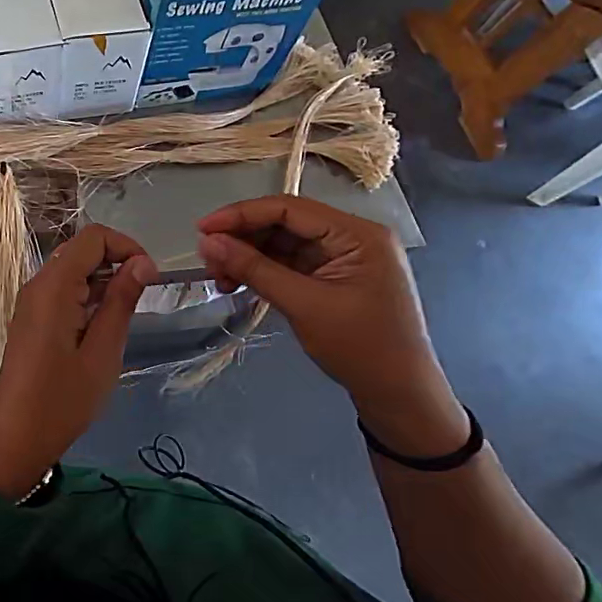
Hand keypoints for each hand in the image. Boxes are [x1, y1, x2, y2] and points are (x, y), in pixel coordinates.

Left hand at [0, 224, 156, 496]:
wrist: (18, 436)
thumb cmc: (64, 398)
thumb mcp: (103, 351)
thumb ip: (121, 301)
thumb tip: (142, 263)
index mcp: (53, 287)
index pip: (93, 237)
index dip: (126, 247)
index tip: (150, 277)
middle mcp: (37, 285)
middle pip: (81, 250)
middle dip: (116, 263)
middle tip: (140, 298)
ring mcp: (30, 302)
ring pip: (72, 271)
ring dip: (102, 282)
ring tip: (121, 318)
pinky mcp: (31, 318)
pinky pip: (62, 292)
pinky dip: (86, 298)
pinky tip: (99, 328)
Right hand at [197, 196, 468, 453]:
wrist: (399, 393)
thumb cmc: (359, 347)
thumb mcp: (302, 305)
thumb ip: (254, 269)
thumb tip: (208, 243)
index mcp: (356, 234)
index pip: (289, 208)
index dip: (241, 214)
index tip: (202, 230)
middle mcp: (352, 237)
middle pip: (285, 223)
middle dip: (243, 239)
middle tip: (208, 262)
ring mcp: (344, 258)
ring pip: (284, 244)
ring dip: (249, 257)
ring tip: (220, 279)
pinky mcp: (334, 278)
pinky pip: (291, 264)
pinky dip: (263, 272)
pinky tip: (239, 284)